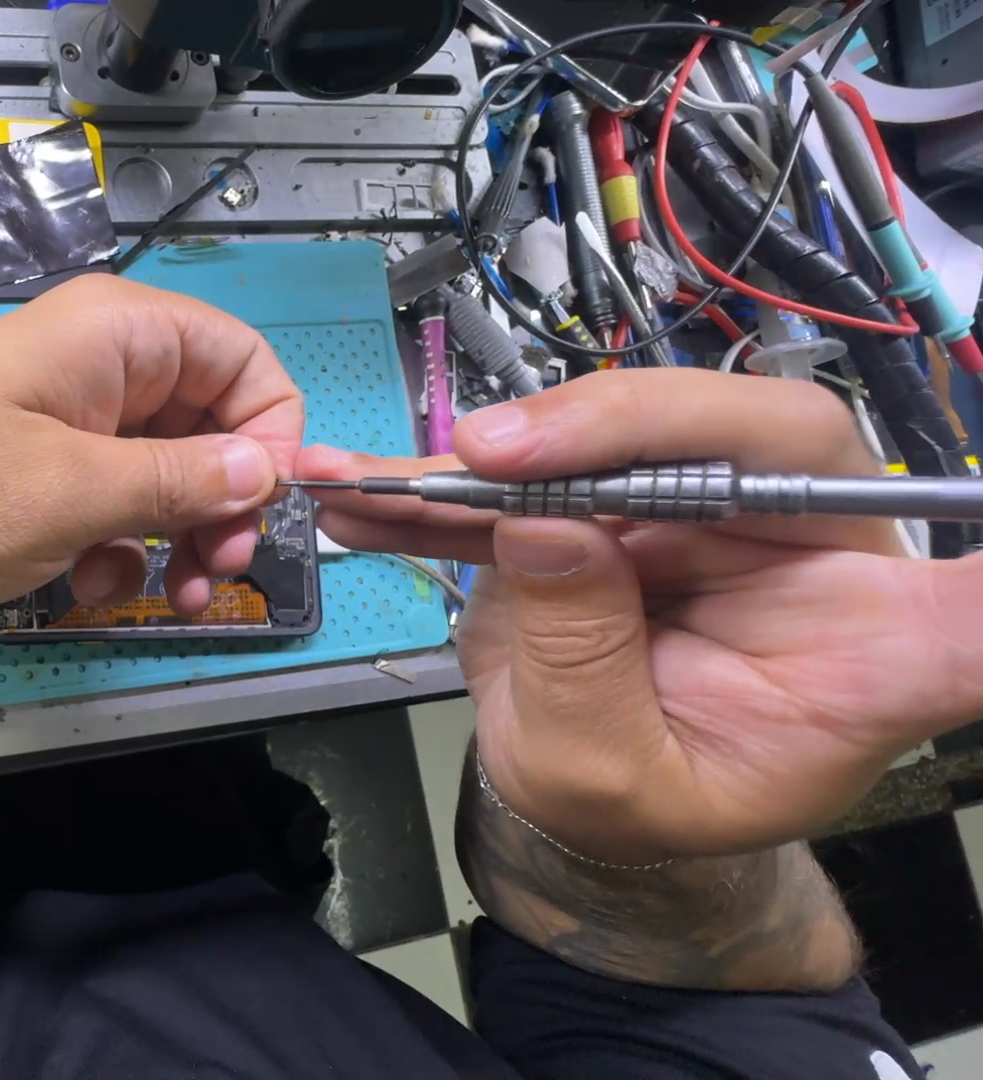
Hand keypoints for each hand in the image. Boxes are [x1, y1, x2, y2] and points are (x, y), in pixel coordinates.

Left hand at [0, 276, 303, 621]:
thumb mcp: (70, 492)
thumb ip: (179, 478)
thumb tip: (269, 469)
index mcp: (114, 337)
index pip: (241, 360)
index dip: (270, 433)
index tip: (265, 509)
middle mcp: (101, 367)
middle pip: (210, 425)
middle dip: (222, 503)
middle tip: (216, 570)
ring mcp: (72, 421)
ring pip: (167, 473)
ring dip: (177, 536)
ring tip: (168, 594)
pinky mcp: (47, 469)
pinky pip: (115, 501)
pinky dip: (120, 546)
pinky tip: (93, 583)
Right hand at [299, 369, 982, 861]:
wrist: (571, 796)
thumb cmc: (625, 805)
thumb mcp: (601, 763)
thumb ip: (581, 652)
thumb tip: (544, 523)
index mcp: (859, 642)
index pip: (963, 589)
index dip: (976, 574)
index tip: (949, 551)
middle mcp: (784, 552)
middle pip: (725, 439)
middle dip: (593, 434)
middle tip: (478, 456)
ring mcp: (673, 523)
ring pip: (578, 453)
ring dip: (456, 466)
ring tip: (354, 482)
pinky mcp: (580, 519)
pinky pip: (500, 493)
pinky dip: (421, 498)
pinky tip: (353, 500)